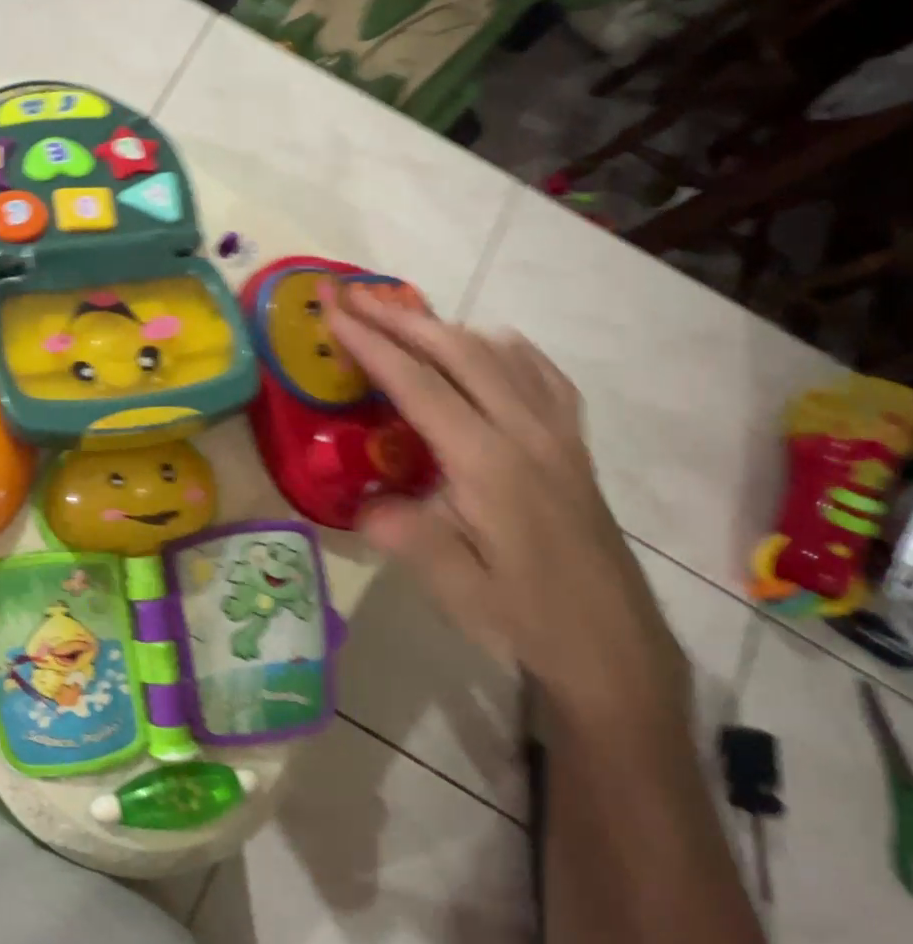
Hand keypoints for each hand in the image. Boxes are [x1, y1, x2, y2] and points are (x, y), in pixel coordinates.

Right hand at [325, 286, 688, 717]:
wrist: (610, 645)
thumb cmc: (523, 617)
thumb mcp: (451, 585)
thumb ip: (405, 533)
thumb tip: (365, 501)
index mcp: (489, 464)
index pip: (420, 386)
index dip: (372, 345)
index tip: (333, 312)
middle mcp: (528, 434)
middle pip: (462, 353)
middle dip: (402, 320)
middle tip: (354, 298)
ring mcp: (558, 437)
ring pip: (504, 355)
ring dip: (447, 329)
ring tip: (403, 322)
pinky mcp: (573, 449)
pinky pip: (542, 377)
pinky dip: (503, 351)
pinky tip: (487, 354)